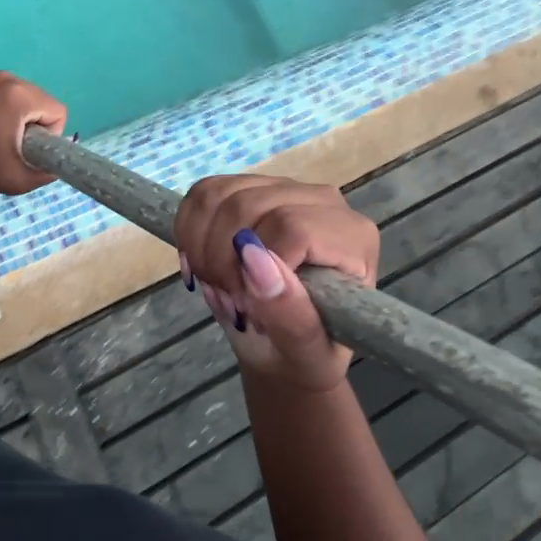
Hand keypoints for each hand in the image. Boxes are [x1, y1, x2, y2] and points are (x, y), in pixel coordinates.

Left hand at [0, 72, 66, 197]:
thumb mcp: (21, 179)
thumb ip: (49, 171)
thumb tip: (57, 161)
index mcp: (18, 95)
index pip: (57, 111)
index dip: (50, 136)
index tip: (26, 151)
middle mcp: (4, 78)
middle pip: (40, 100)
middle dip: (34, 124)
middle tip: (10, 146)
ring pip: (22, 96)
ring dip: (18, 116)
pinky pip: (2, 93)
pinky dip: (2, 108)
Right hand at [174, 175, 378, 391]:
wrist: (281, 346)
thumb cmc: (304, 354)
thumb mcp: (307, 354)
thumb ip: (291, 314)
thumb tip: (254, 259)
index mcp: (352, 237)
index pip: (291, 226)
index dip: (256, 267)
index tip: (249, 309)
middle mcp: (322, 201)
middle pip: (247, 204)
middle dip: (221, 260)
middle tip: (230, 303)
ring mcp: (281, 188)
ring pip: (218, 195)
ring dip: (201, 248)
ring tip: (217, 286)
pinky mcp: (246, 186)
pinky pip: (202, 192)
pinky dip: (188, 231)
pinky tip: (201, 264)